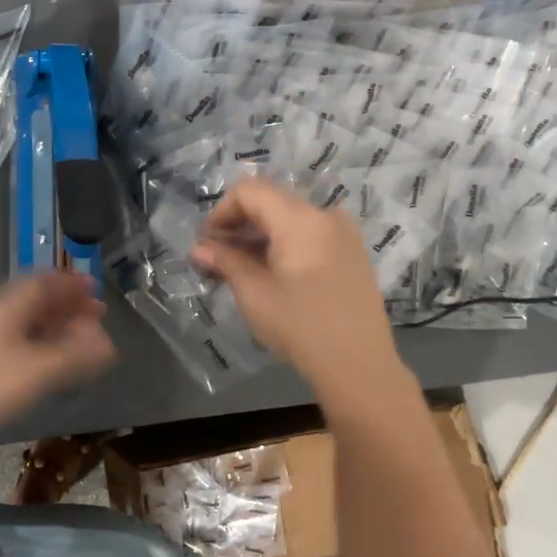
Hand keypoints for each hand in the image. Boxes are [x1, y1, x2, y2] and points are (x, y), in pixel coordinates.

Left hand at [0, 271, 116, 450]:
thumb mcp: (37, 371)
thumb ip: (75, 355)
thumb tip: (108, 341)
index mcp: (5, 305)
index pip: (43, 281)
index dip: (70, 282)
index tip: (95, 287)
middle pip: (35, 300)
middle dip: (67, 304)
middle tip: (97, 313)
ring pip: (26, 322)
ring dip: (55, 325)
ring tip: (82, 337)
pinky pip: (18, 342)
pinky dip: (41, 344)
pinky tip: (52, 362)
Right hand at [189, 177, 400, 387]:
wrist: (358, 365)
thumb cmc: (301, 326)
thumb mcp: (254, 293)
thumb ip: (224, 262)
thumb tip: (198, 248)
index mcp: (302, 219)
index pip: (251, 191)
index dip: (221, 211)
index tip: (206, 243)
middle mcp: (326, 215)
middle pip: (271, 202)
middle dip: (238, 225)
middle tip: (216, 259)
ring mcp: (344, 234)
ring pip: (290, 220)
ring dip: (259, 237)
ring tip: (239, 271)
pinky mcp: (351, 254)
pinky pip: (309, 235)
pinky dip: (283, 246)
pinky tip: (270, 276)